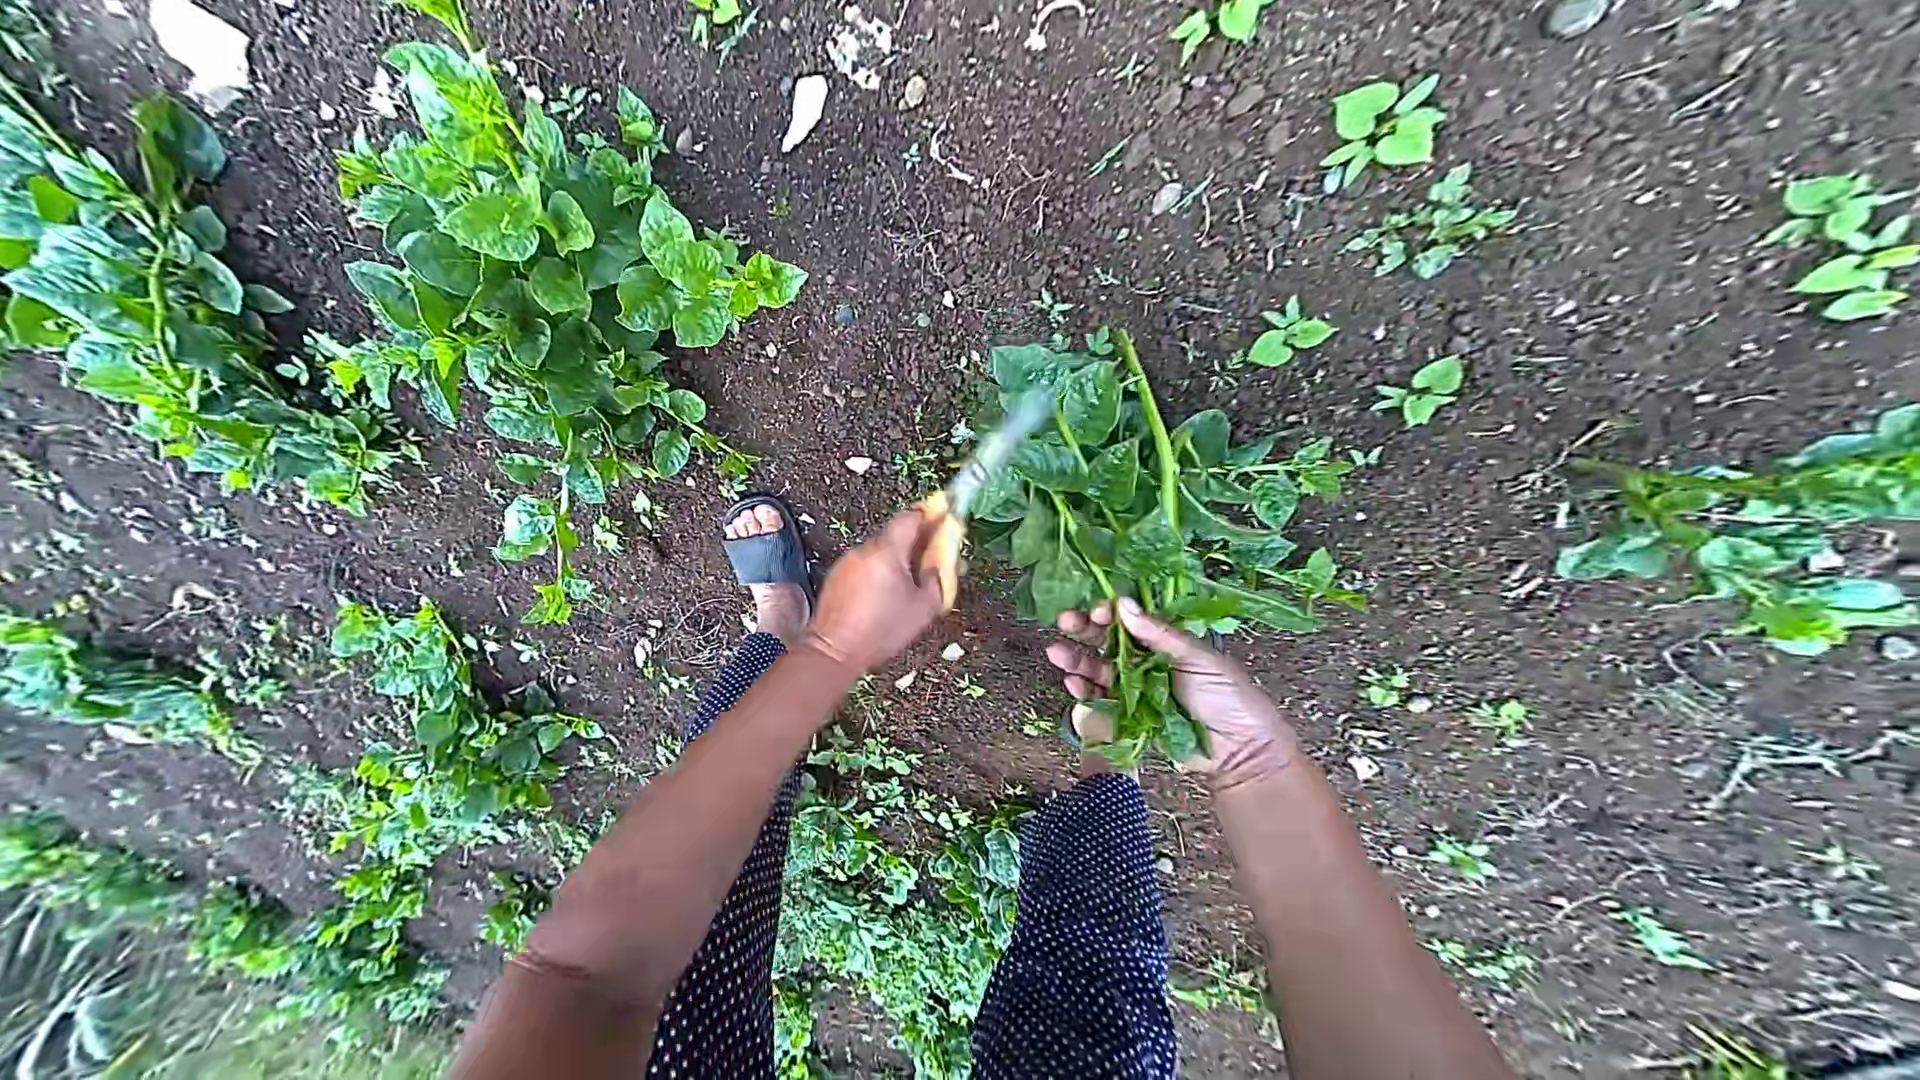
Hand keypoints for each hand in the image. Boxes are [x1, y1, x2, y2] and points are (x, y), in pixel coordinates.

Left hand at [801, 510, 945, 676]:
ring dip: (894, 560)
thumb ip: (937, 578)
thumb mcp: (924, 608)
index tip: (942, 517)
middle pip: (895, 535)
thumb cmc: (881, 630)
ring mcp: (848, 562)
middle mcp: (865, 550)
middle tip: (930, 558)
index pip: (910, 517)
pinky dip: (877, 572)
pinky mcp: (837, 576)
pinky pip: (864, 565)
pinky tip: (884, 594)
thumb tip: (942, 562)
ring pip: (879, 551)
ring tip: (906, 584)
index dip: (929, 515)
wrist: (836, 650)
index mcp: (888, 551)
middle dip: (914, 543)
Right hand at [1047, 598, 1298, 790]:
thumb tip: (1124, 604)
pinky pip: (1099, 698)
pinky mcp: (1127, 713)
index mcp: (1164, 639)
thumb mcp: (1198, 657)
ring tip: (1056, 651)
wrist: (1240, 752)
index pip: (1130, 619)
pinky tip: (1071, 682)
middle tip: (1064, 620)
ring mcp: (1134, 686)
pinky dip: (1083, 689)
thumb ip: (1159, 633)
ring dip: (1075, 658)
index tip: (1097, 609)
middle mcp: (1145, 658)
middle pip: (1107, 639)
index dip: (1111, 612)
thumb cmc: (1228, 696)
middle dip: (1084, 629)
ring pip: (1097, 666)